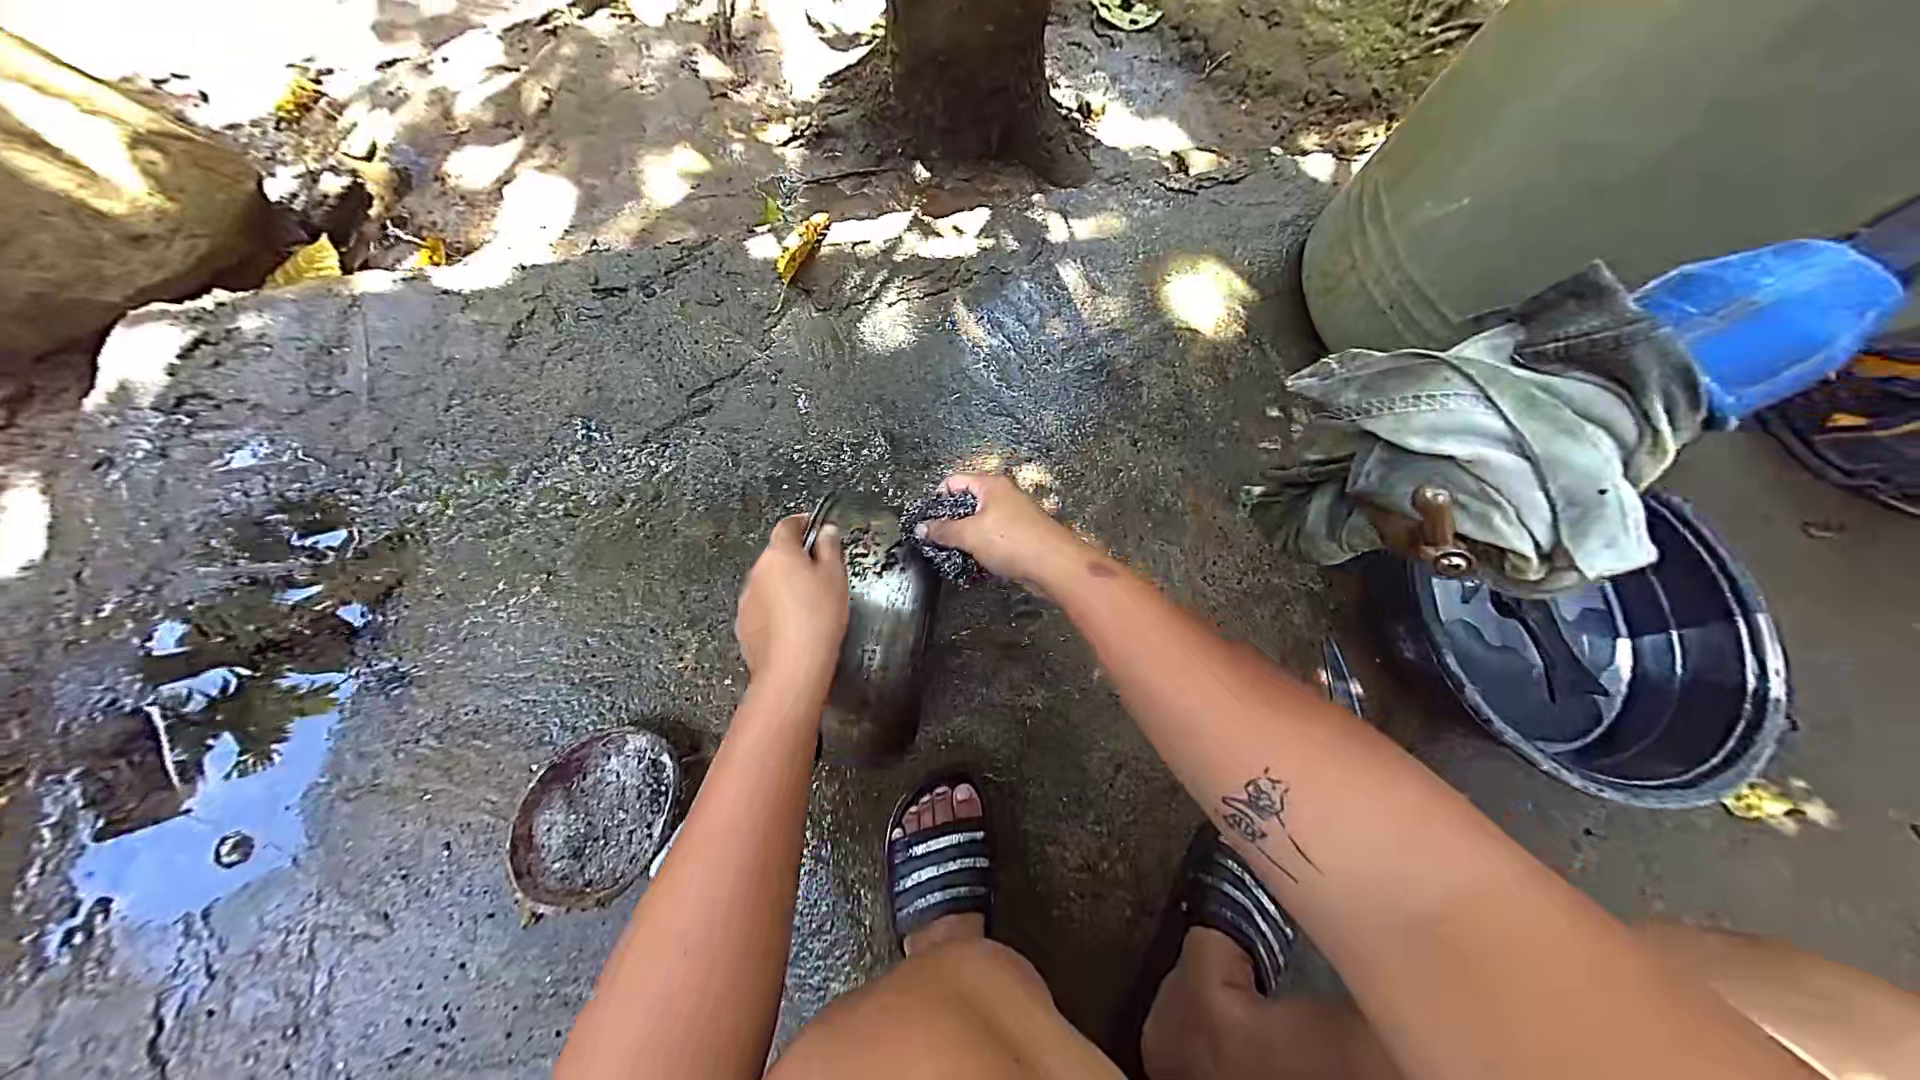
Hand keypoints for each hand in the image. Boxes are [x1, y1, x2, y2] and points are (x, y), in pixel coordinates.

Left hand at [735, 515, 848, 691]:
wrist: (792, 667)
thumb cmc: (818, 619)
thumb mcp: (835, 577)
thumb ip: (830, 547)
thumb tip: (826, 531)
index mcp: (779, 554)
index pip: (788, 525)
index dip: (803, 522)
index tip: (814, 526)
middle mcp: (757, 572)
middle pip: (778, 555)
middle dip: (797, 559)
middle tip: (822, 572)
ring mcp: (748, 599)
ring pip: (769, 582)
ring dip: (785, 585)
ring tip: (810, 604)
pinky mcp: (745, 624)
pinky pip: (763, 607)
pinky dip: (777, 609)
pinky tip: (795, 623)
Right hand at [917, 474, 1083, 589]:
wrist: (1054, 565)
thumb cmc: (1012, 541)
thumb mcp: (969, 534)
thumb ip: (943, 530)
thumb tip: (922, 528)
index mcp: (991, 485)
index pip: (954, 481)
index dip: (938, 498)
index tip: (929, 520)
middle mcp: (1003, 495)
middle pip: (967, 502)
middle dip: (950, 520)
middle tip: (938, 539)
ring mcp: (1013, 516)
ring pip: (979, 522)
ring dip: (966, 537)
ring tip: (953, 552)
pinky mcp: (1020, 536)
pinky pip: (992, 537)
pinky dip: (981, 547)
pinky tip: (974, 562)